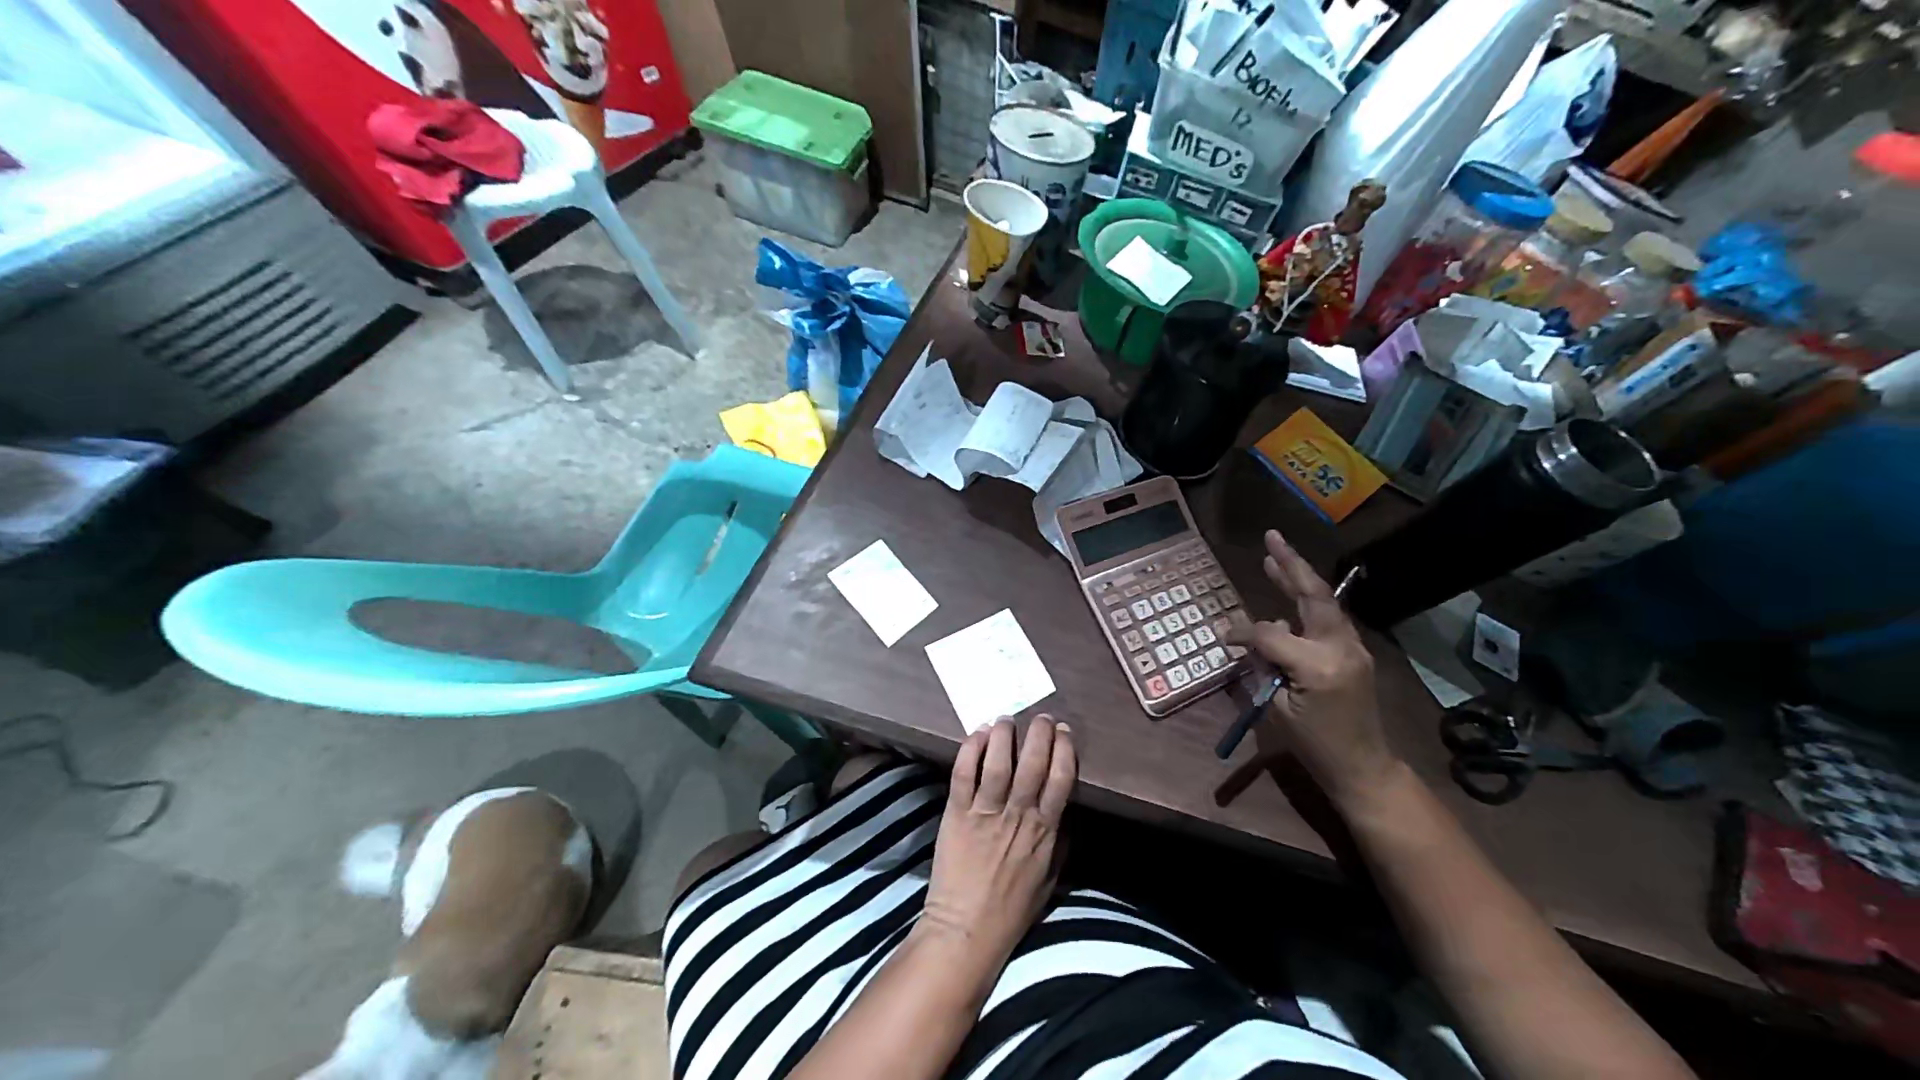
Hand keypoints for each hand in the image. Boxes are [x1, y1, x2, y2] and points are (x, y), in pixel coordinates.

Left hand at [921, 717, 1075, 958]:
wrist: (967, 929)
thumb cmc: (1011, 909)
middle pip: (1033, 763)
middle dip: (1039, 734)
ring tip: (1006, 719)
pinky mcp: (957, 814)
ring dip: (1005, 736)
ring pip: (999, 763)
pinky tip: (978, 734)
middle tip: (1039, 717)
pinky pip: (965, 774)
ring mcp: (986, 813)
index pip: (1061, 779)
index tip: (1063, 731)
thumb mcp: (1049, 879)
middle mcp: (1019, 816)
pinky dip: (972, 750)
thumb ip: (1059, 844)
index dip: (1064, 750)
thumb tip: (1067, 813)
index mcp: (1045, 832)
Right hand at [1226, 530, 1399, 807]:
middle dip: (1290, 564)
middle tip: (1271, 538)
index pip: (1269, 633)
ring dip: (1299, 579)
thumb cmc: (1315, 745)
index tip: (1225, 639)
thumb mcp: (1277, 708)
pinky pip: (1328, 619)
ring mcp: (1353, 648)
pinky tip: (1293, 594)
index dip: (1243, 633)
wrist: (1363, 766)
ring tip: (1274, 558)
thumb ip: (1265, 667)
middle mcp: (1340, 647)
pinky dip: (1308, 602)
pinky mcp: (1355, 653)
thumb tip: (1256, 640)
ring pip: (1323, 602)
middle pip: (1313, 595)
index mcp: (1317, 664)